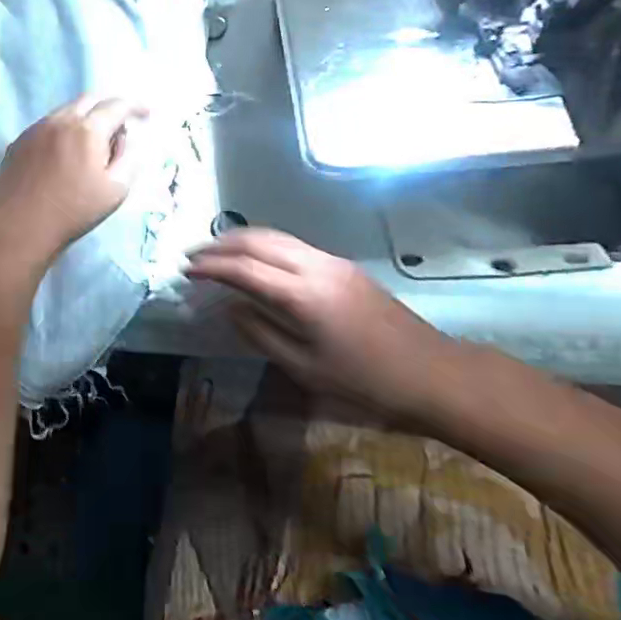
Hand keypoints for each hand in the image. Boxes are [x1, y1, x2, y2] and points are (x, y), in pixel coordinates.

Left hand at [0, 95, 148, 263]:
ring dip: (84, 116)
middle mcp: (60, 120)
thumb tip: (126, 139)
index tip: (146, 114)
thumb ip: (129, 158)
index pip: (117, 105)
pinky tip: (64, 151)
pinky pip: (46, 125)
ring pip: (65, 110)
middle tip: (120, 124)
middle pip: (89, 99)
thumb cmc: (74, 211)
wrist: (20, 226)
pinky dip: (63, 129)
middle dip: (109, 106)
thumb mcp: (116, 190)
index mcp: (87, 129)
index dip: (135, 106)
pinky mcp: (19, 141)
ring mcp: (35, 128)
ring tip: (92, 139)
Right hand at [185, 229, 467, 424]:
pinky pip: (292, 244)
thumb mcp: (305, 369)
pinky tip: (254, 259)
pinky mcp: (343, 267)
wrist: (434, 374)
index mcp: (303, 295)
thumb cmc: (366, 382)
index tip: (186, 271)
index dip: (211, 267)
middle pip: (258, 241)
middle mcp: (315, 267)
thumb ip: (261, 334)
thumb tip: (231, 308)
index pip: (244, 269)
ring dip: (242, 240)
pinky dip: (263, 245)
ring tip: (215, 251)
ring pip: (276, 237)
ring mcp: (332, 262)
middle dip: (220, 244)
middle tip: (193, 255)